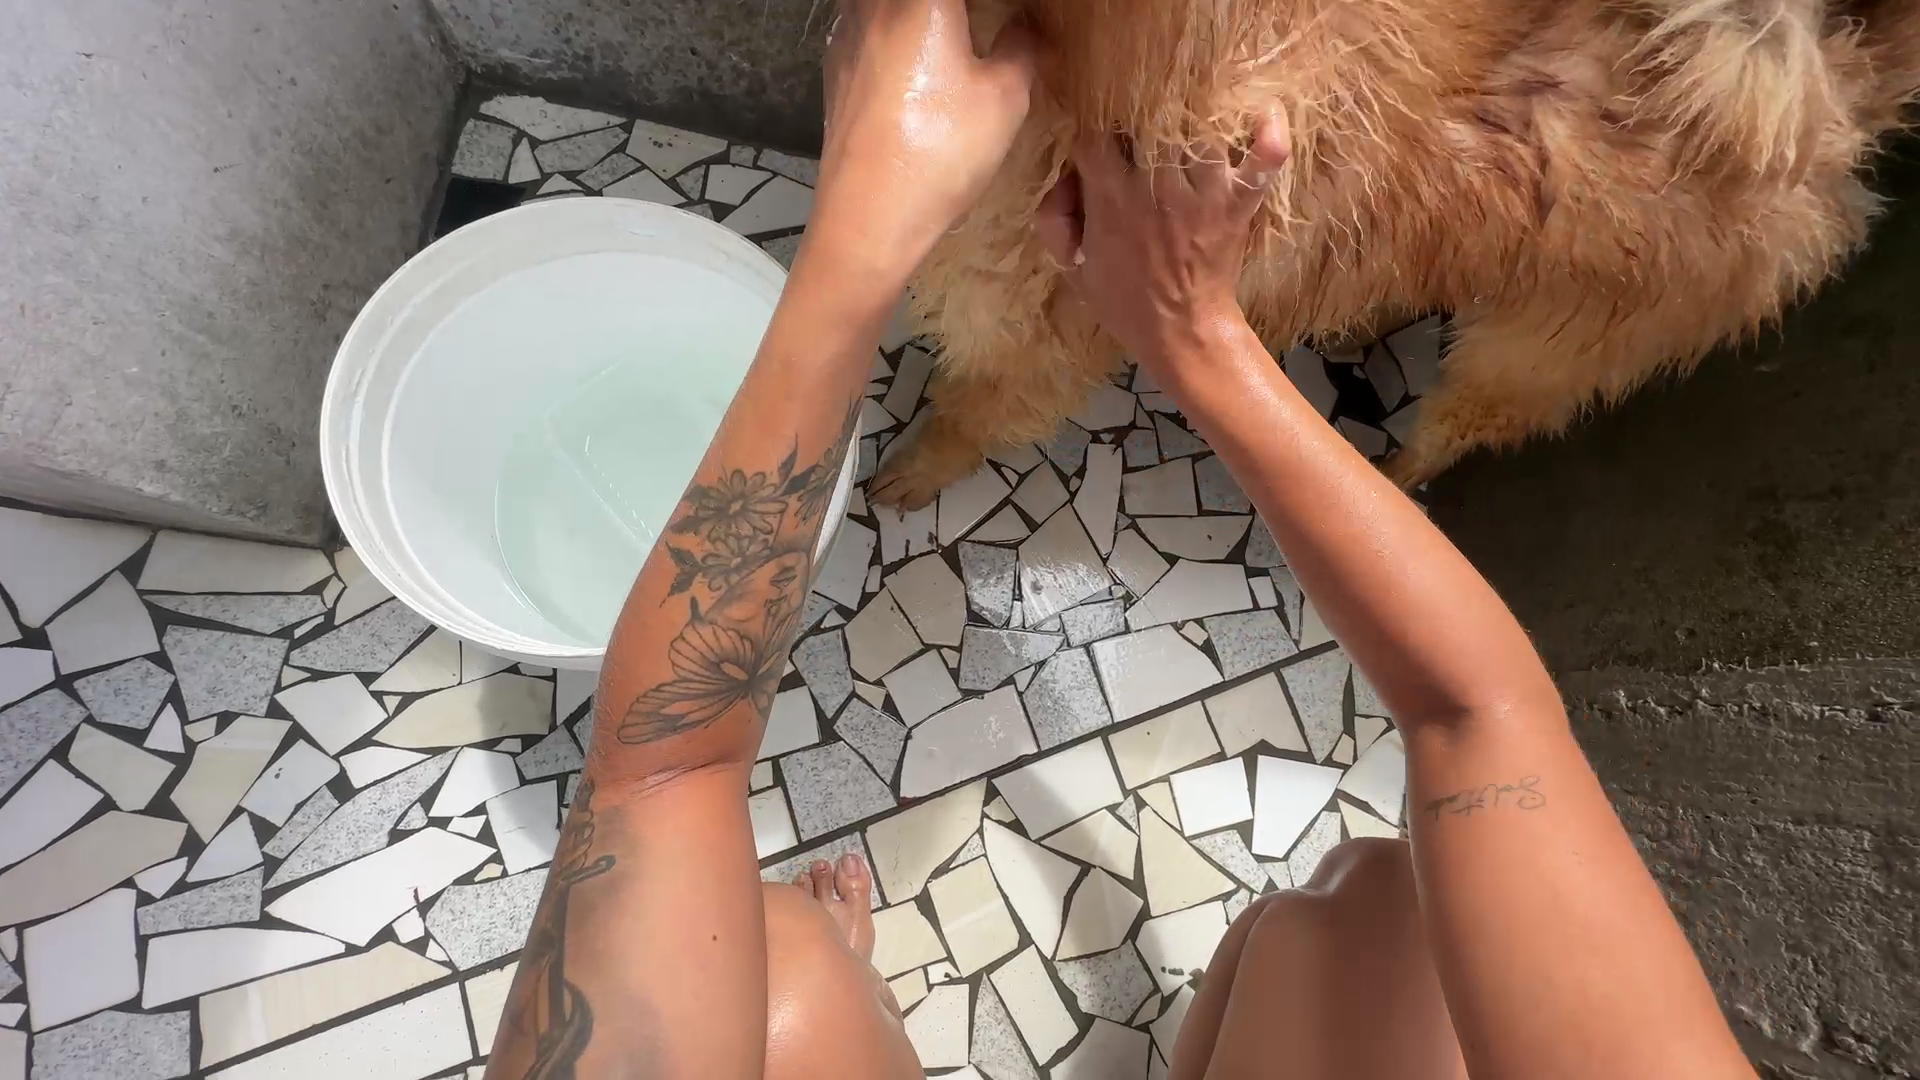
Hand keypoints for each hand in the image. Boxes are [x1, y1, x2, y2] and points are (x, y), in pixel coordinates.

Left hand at [807, 0, 1036, 277]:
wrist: (867, 220)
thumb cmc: (940, 154)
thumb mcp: (1004, 101)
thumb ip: (1022, 50)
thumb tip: (1025, 32)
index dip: (994, 7)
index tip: (1011, 20)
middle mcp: (875, 0)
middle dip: (960, 12)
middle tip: (989, 28)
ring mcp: (847, 33)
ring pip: (891, 9)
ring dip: (927, 21)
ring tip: (957, 47)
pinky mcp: (835, 71)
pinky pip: (872, 32)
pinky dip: (899, 39)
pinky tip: (918, 73)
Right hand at [1036, 113, 1288, 384]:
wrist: (1179, 332)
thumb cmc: (1123, 303)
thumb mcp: (1075, 270)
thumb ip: (1056, 222)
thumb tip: (1063, 181)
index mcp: (1112, 199)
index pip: (1096, 136)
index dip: (1095, 136)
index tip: (1099, 148)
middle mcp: (1158, 185)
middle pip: (1149, 119)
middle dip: (1141, 121)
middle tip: (1141, 135)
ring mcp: (1205, 190)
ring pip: (1202, 126)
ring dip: (1194, 121)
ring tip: (1186, 126)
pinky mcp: (1238, 201)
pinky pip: (1266, 155)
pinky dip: (1269, 133)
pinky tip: (1262, 115)